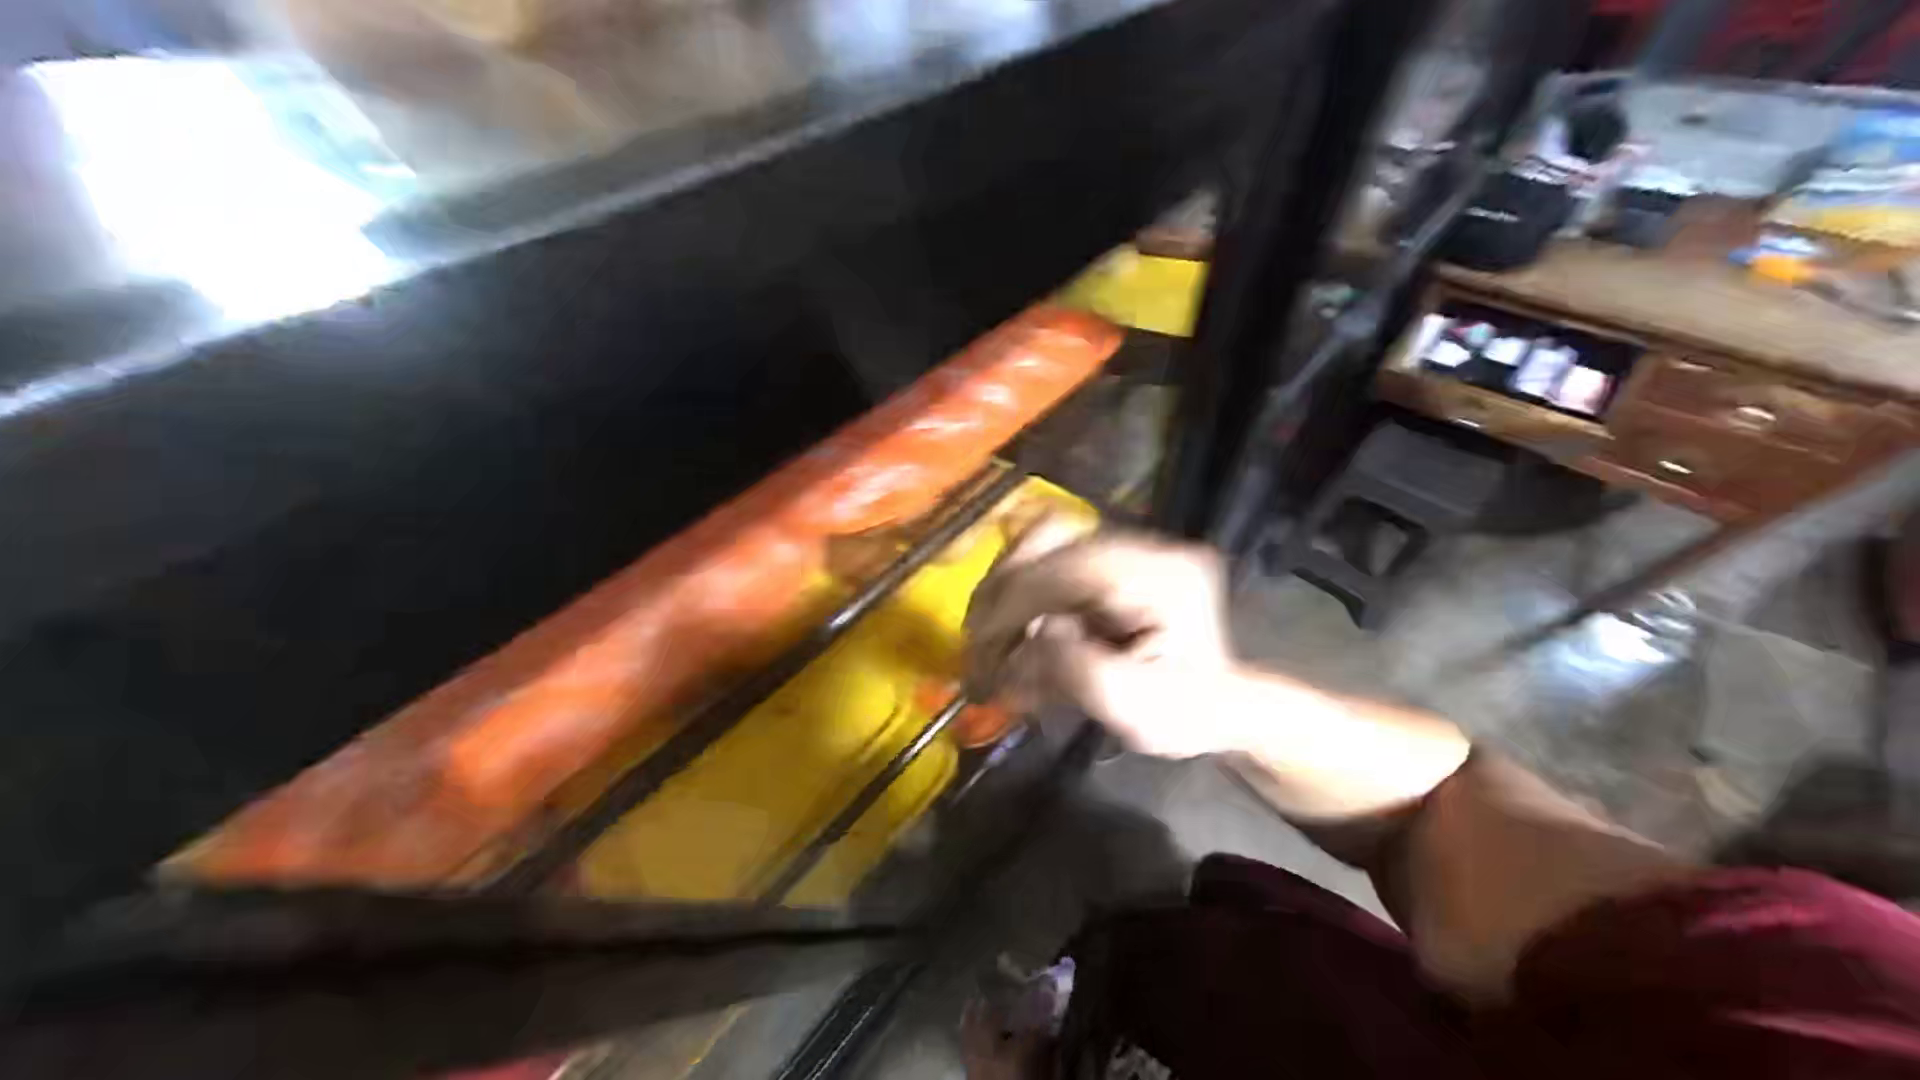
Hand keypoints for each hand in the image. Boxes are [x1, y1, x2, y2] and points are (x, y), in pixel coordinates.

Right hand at [965, 531, 1248, 757]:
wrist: (1219, 705)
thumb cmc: (1184, 715)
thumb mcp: (1135, 710)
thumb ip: (1079, 671)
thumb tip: (1032, 636)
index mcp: (1162, 577)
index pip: (1069, 568)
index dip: (1013, 600)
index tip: (979, 643)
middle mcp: (1145, 547)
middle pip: (1050, 537)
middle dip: (1002, 588)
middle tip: (976, 639)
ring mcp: (1128, 547)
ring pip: (1043, 539)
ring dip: (1006, 584)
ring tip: (988, 632)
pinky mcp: (1111, 558)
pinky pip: (1050, 556)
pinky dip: (1020, 588)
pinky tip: (1011, 625)